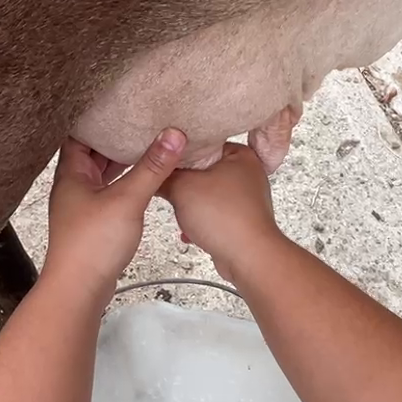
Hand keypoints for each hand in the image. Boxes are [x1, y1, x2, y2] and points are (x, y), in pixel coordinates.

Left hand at [41, 129, 186, 298]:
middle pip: (93, 153)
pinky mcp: (94, 222)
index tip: (121, 105)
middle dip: (116, 139)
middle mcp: (73, 186)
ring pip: (103, 174)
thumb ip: (151, 167)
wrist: (78, 291)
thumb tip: (173, 134)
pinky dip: (125, 183)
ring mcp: (83, 205)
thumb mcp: (127, 199)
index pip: (79, 134)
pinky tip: (144, 180)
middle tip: (142, 122)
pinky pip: (110, 193)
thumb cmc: (92, 244)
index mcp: (71, 173)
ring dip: (122, 162)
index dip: (98, 119)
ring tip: (148, 145)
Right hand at [158, 142, 282, 273]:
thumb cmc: (226, 218)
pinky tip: (190, 230)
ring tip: (181, 209)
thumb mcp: (182, 188)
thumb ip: (164, 174)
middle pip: (203, 169)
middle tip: (169, 184)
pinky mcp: (241, 219)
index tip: (162, 157)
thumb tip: (152, 169)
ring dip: (190, 203)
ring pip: (206, 193)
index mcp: (240, 154)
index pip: (202, 142)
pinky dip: (200, 219)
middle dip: (184, 181)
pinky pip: (213, 213)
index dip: (178, 151)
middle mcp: (247, 173)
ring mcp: (246, 198)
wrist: (248, 258)